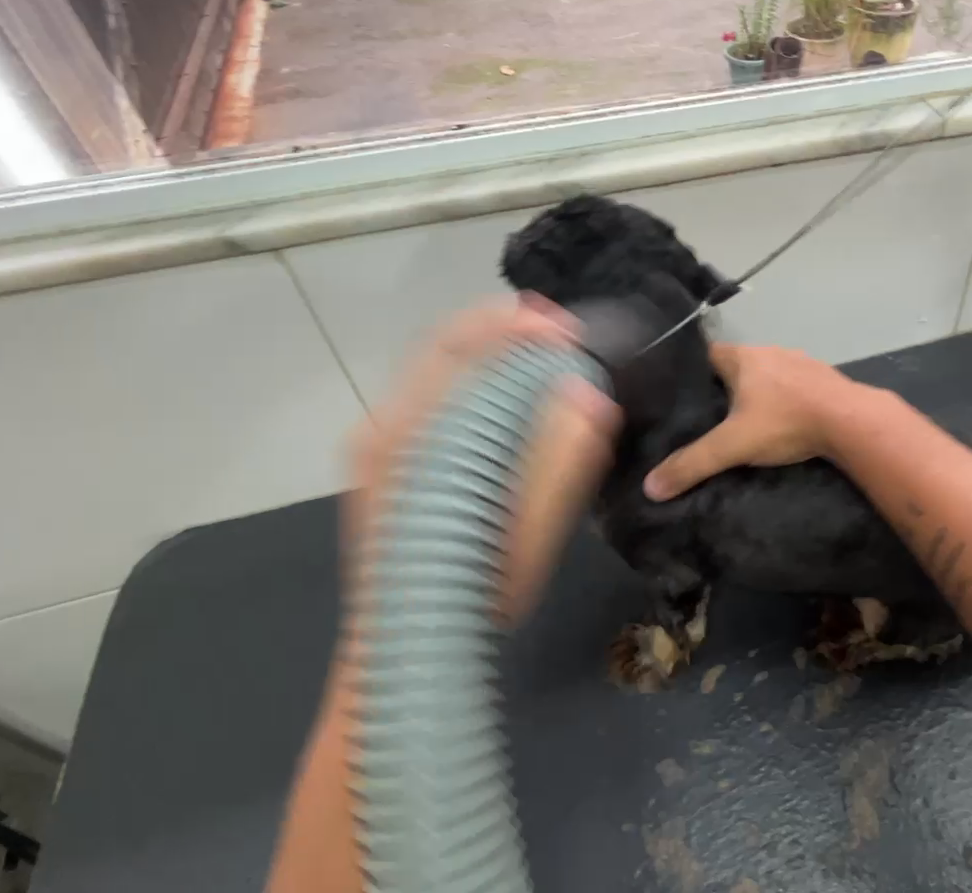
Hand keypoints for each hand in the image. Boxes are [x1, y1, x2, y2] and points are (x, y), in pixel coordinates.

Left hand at [346, 294, 619, 621]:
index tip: (569, 331)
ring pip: (439, 366)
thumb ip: (560, 464)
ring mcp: (379, 441)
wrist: (411, 644)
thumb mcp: (528, 534)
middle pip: (444, 346)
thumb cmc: (474, 594)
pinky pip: (436, 394)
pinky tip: (516, 388)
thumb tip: (592, 395)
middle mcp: (382, 428)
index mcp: (408, 441)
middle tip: (563, 331)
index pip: (458, 350)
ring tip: (548, 350)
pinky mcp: (387, 455)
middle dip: (507, 328)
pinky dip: (481, 377)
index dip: (516, 327)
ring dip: (496, 349)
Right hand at [643, 342, 862, 500]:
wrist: (852, 421)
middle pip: (736, 366)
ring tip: (747, 422)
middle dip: (724, 389)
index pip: (706, 355)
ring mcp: (801, 362)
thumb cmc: (786, 423)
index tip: (681, 398)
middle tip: (710, 418)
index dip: (691, 374)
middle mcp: (771, 351)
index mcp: (744, 357)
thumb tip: (650, 487)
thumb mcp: (733, 446)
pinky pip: (795, 385)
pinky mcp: (824, 378)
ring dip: (758, 394)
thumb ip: (692, 463)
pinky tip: (785, 421)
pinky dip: (786, 399)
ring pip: (768, 375)